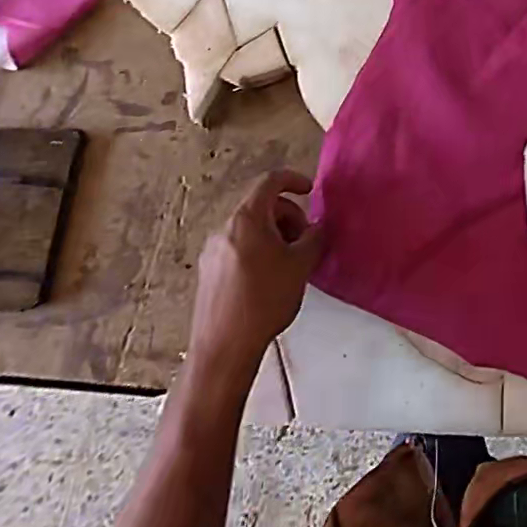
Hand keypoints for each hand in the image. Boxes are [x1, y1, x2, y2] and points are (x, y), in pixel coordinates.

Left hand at [187, 169, 322, 382]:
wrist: (224, 346)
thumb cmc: (266, 299)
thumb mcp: (301, 264)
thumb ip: (314, 236)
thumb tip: (316, 227)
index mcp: (246, 219)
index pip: (270, 182)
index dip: (293, 180)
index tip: (310, 191)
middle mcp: (224, 228)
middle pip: (261, 206)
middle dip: (289, 215)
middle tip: (306, 240)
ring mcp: (213, 250)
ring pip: (251, 227)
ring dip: (277, 234)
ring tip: (292, 261)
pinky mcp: (209, 271)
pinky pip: (240, 245)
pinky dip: (261, 248)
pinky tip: (273, 276)